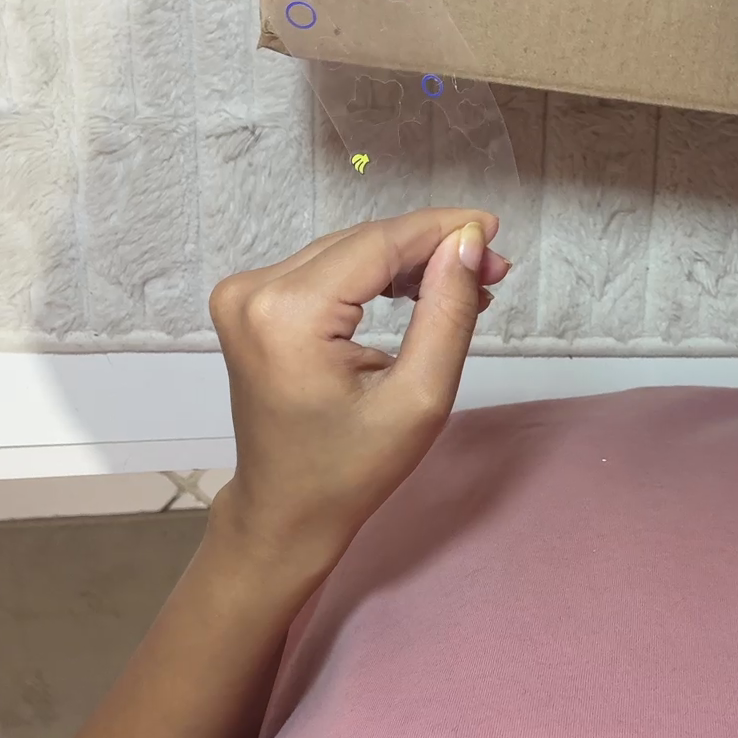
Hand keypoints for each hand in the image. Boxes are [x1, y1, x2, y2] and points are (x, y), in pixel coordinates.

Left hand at [205, 208, 510, 589]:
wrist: (287, 509)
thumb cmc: (354, 468)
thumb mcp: (420, 397)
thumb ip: (448, 314)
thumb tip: (468, 244)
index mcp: (288, 314)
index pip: (378, 244)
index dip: (440, 230)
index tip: (492, 228)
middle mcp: (254, 291)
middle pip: (363, 243)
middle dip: (432, 249)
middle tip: (493, 268)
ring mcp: (244, 295)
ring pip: (348, 253)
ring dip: (408, 262)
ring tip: (466, 283)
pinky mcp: (251, 304)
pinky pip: (327, 270)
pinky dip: (376, 277)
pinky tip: (418, 289)